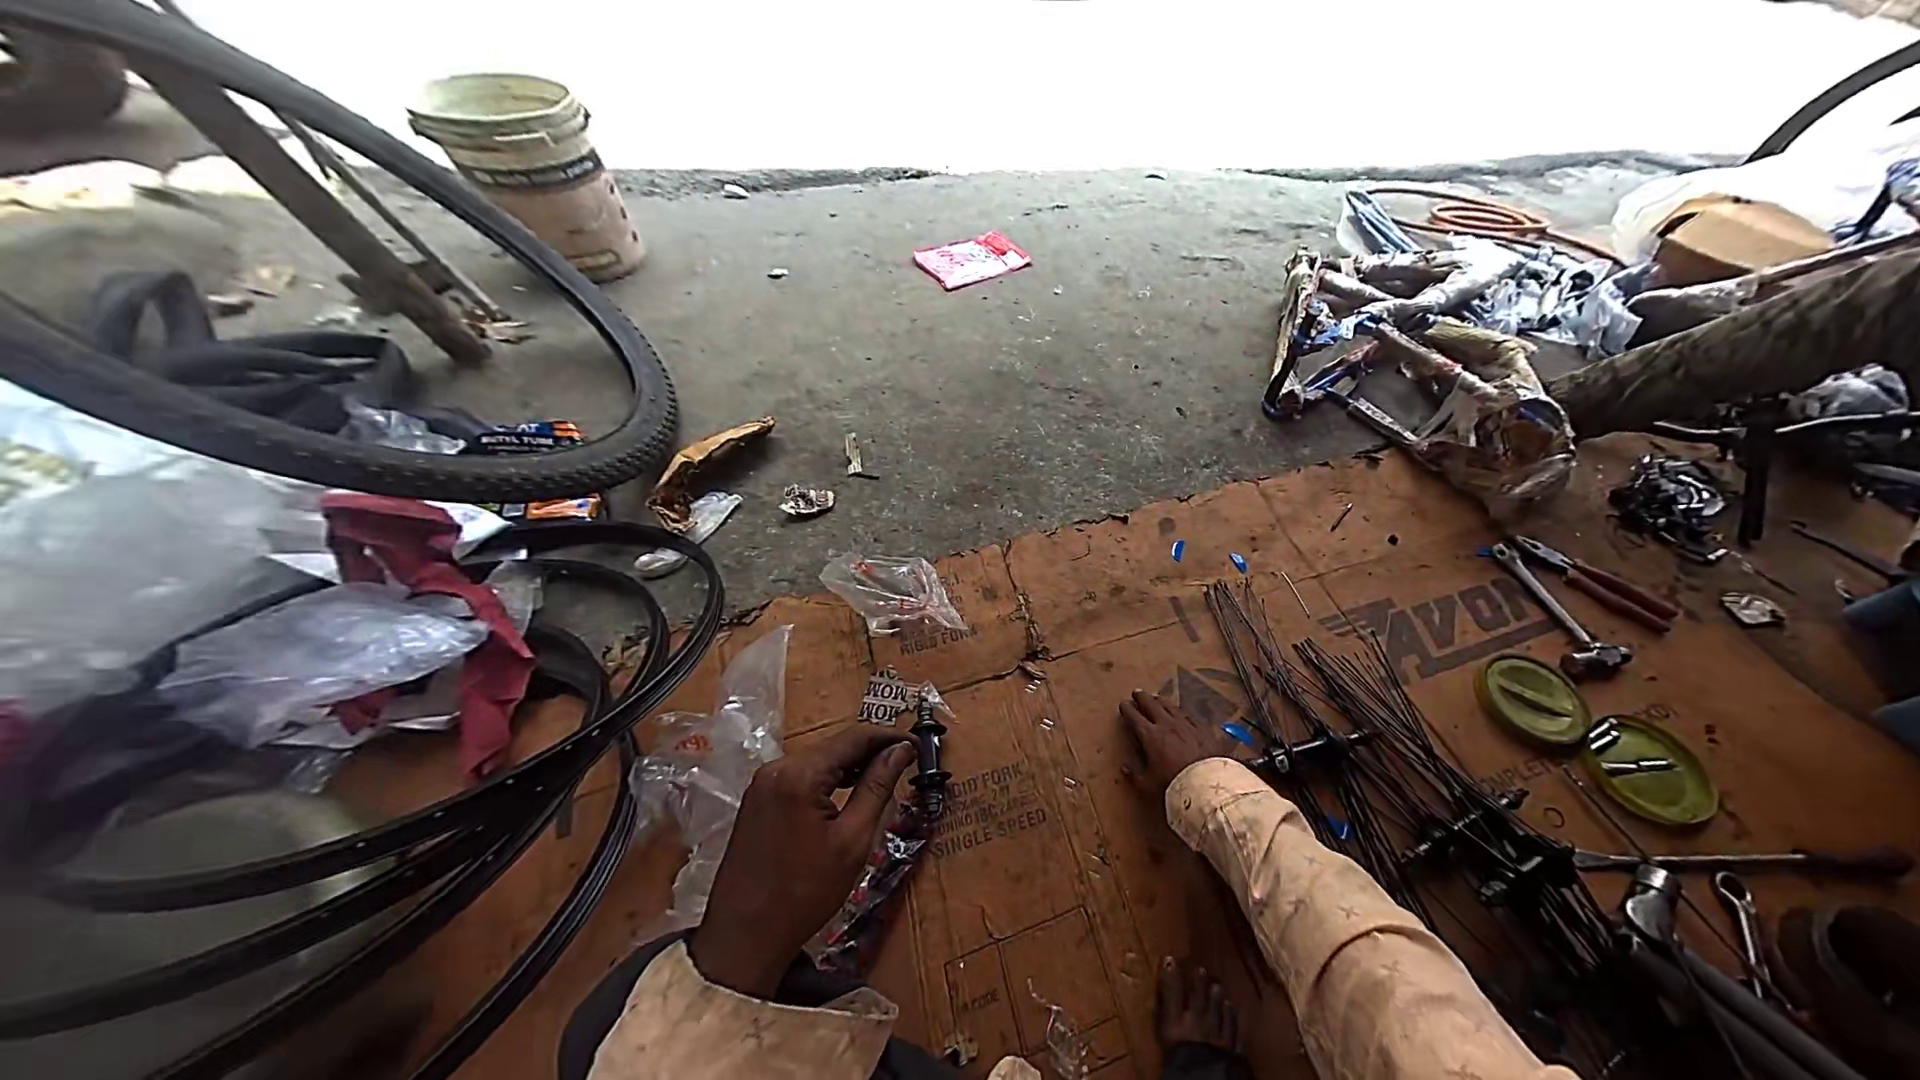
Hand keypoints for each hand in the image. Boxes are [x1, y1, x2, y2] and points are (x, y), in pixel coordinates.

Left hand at [689, 726, 916, 996]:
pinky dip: (828, 777)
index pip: (853, 738)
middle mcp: (777, 767)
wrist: (743, 938)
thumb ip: (878, 787)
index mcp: (799, 774)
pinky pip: (801, 774)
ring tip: (885, 775)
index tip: (917, 744)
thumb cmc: (804, 893)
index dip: (889, 737)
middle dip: (871, 749)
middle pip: (834, 745)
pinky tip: (849, 789)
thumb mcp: (852, 840)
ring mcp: (763, 782)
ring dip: (851, 763)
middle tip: (906, 761)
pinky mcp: (758, 797)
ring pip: (818, 759)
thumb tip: (901, 751)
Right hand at [1120, 690, 1239, 793]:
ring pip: (1170, 707)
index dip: (1127, 709)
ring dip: (1161, 701)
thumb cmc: (1173, 784)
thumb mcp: (1147, 784)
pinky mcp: (1203, 729)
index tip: (1123, 703)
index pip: (1134, 717)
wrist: (1207, 785)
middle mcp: (1167, 725)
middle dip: (1142, 698)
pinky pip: (1189, 715)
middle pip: (1152, 705)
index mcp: (1150, 735)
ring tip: (1156, 697)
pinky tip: (1181, 711)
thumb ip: (1135, 774)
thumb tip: (1125, 768)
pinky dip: (1181, 711)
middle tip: (1137, 692)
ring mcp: (1186, 725)